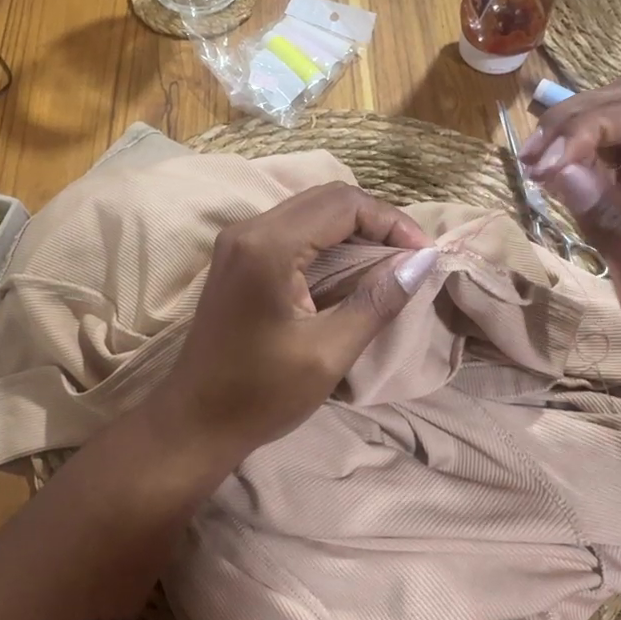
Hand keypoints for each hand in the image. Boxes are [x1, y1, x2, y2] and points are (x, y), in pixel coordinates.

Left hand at [152, 183, 438, 462]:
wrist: (195, 421)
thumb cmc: (260, 395)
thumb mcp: (328, 353)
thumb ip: (377, 300)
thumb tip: (422, 260)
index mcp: (267, 246)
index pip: (343, 204)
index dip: (391, 222)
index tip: (425, 255)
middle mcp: (248, 229)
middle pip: (327, 198)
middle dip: (376, 220)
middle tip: (412, 256)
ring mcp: (238, 240)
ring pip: (310, 209)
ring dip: (353, 228)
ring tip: (391, 261)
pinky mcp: (237, 256)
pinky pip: (293, 228)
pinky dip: (329, 239)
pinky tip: (353, 267)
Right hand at [519, 83, 620, 398]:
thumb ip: (610, 223)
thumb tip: (559, 169)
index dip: (587, 126)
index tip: (546, 164)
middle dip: (572, 122)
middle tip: (530, 159)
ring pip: (613, 130)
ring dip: (568, 136)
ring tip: (531, 166)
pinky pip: (607, 164)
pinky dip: (573, 162)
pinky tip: (548, 179)